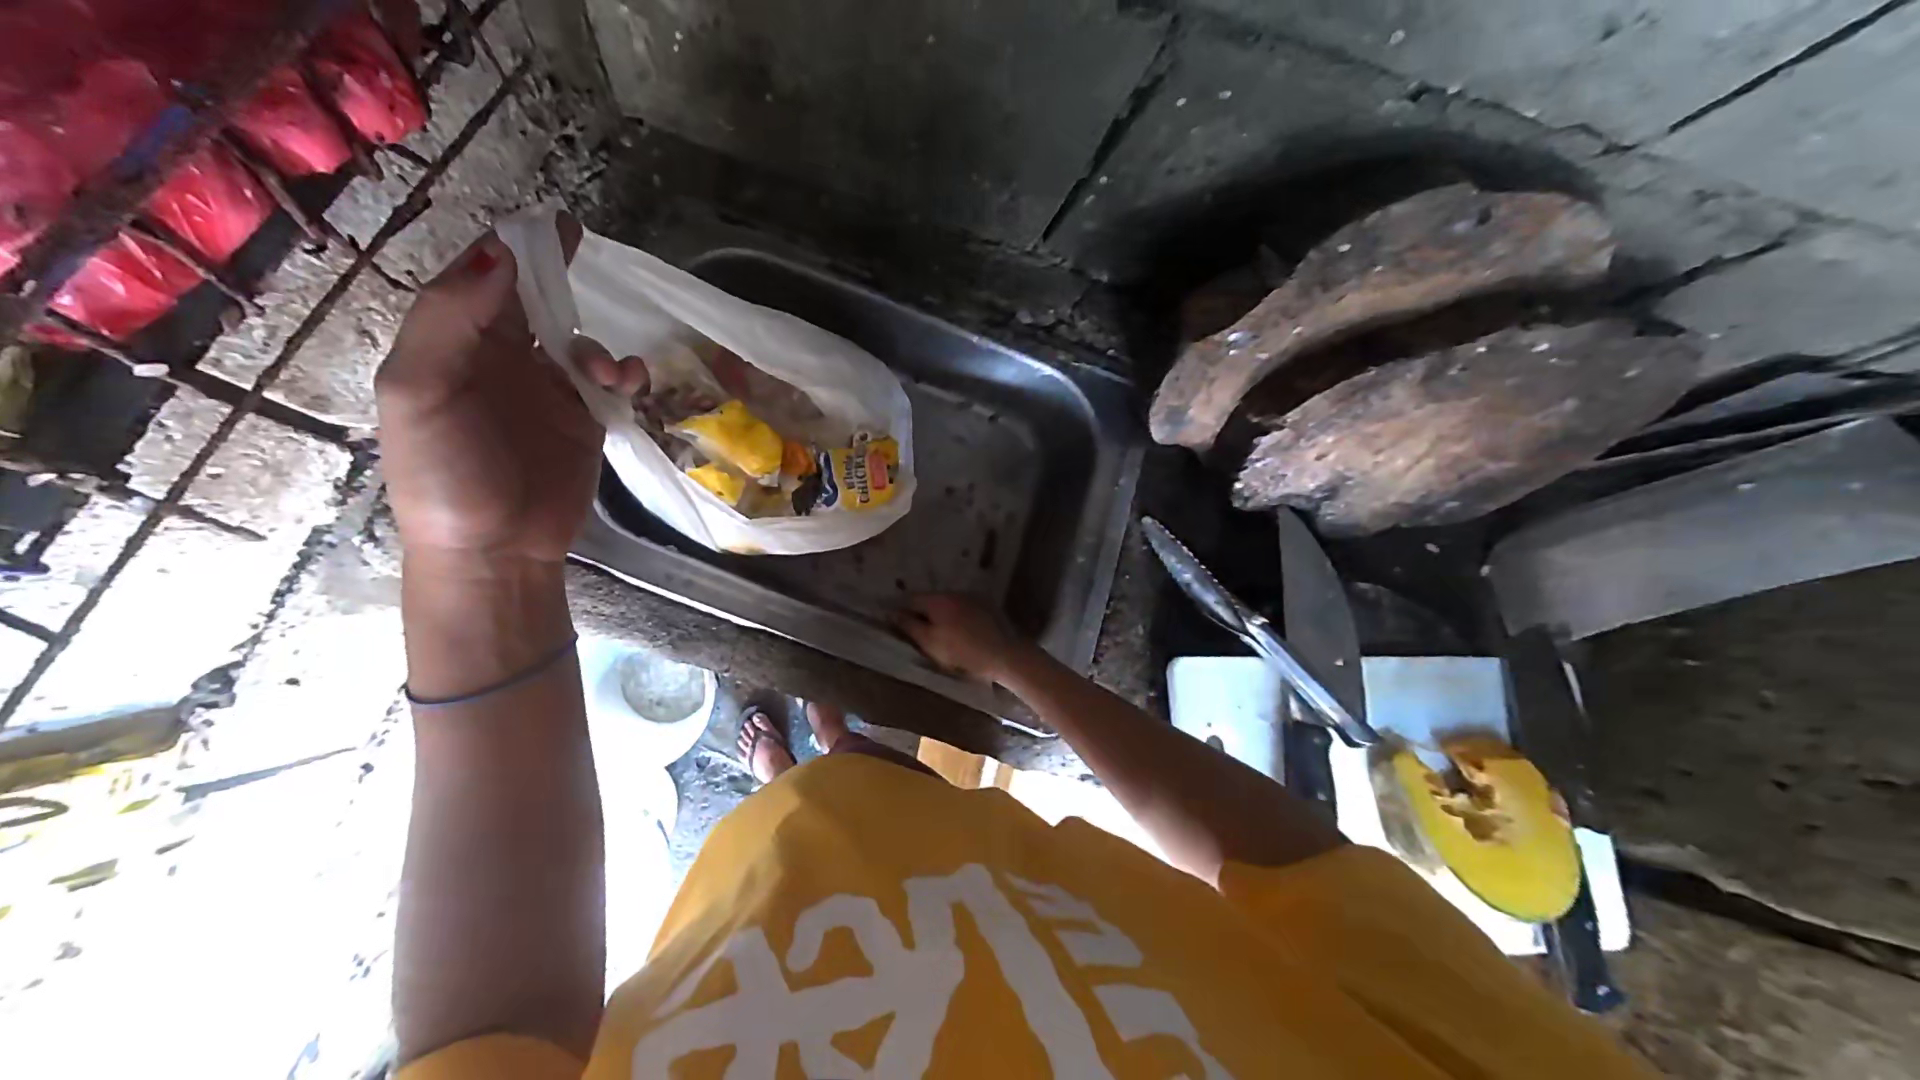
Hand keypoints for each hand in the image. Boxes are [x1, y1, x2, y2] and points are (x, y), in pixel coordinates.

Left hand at [376, 229, 645, 564]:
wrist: (495, 550)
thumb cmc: (446, 473)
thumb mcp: (421, 391)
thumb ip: (450, 320)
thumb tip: (497, 258)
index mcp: (452, 347)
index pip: (479, 283)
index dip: (507, 250)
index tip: (541, 225)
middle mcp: (501, 362)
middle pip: (532, 302)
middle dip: (555, 273)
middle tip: (581, 240)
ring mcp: (548, 393)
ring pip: (578, 341)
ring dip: (595, 343)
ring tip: (605, 374)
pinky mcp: (587, 422)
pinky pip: (611, 383)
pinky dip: (625, 374)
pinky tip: (628, 383)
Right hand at [895, 594, 1032, 683]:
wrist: (1007, 655)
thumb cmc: (964, 652)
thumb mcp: (930, 643)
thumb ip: (909, 626)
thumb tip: (891, 612)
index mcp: (937, 599)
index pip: (909, 598)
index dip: (899, 609)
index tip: (892, 620)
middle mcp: (954, 592)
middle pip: (929, 599)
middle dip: (919, 611)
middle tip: (913, 629)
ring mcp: (972, 597)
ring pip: (946, 603)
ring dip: (938, 613)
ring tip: (936, 631)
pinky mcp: (987, 606)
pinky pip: (962, 607)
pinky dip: (955, 616)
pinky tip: (958, 630)